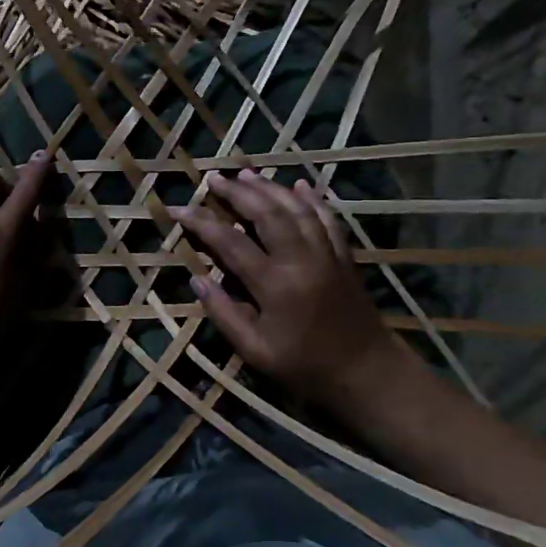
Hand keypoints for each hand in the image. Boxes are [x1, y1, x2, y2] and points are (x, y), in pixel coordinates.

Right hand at [173, 170, 405, 408]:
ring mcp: (326, 253)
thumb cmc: (305, 366)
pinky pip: (327, 218)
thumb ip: (224, 314)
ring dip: (270, 188)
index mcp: (274, 284)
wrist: (366, 373)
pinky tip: (299, 185)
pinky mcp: (344, 255)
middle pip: (266, 212)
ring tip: (246, 173)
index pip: (230, 242)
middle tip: (214, 177)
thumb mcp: (255, 351)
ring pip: (296, 208)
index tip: (178, 208)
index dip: (201, 222)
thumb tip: (197, 280)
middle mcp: (300, 259)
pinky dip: (312, 199)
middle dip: (238, 192)